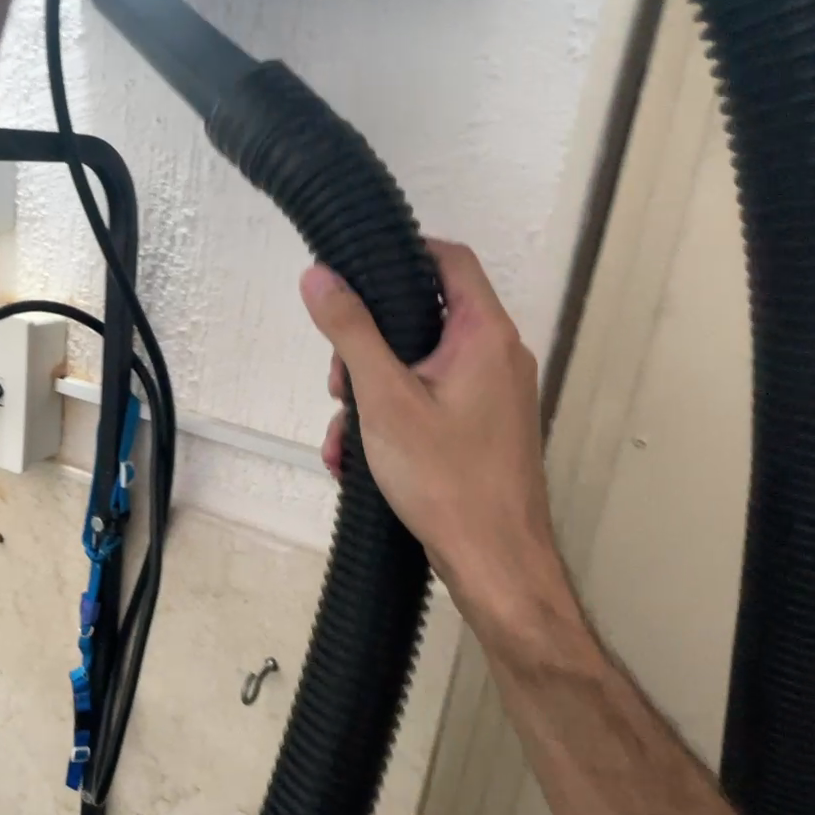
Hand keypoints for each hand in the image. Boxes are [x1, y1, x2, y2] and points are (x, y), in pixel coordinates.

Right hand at [301, 240, 560, 615]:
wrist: (494, 560)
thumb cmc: (443, 475)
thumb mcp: (383, 397)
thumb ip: (350, 331)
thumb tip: (318, 276)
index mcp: (484, 335)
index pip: (449, 260)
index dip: (401, 254)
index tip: (353, 272)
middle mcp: (496, 356)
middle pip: (421, 321)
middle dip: (365, 350)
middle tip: (337, 387)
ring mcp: (492, 395)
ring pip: (415, 369)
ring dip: (368, 397)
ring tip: (343, 440)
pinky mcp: (481, 428)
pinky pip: (426, 405)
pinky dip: (389, 422)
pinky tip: (358, 460)